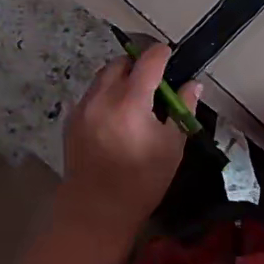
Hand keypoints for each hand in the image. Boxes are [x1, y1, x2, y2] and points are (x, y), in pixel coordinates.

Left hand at [54, 44, 201, 239]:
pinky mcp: (71, 118)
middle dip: (138, 64)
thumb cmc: (142, 182)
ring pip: (103, 77)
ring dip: (120, 78)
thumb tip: (192, 85)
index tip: (169, 54)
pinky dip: (105, 95)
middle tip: (153, 80)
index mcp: (130, 102)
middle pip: (121, 63)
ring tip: (134, 99)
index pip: (148, 61)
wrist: (96, 210)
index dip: (161, 53)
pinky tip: (115, 116)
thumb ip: (182, 110)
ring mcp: (83, 106)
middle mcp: (102, 97)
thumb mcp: (171, 148)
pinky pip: (91, 94)